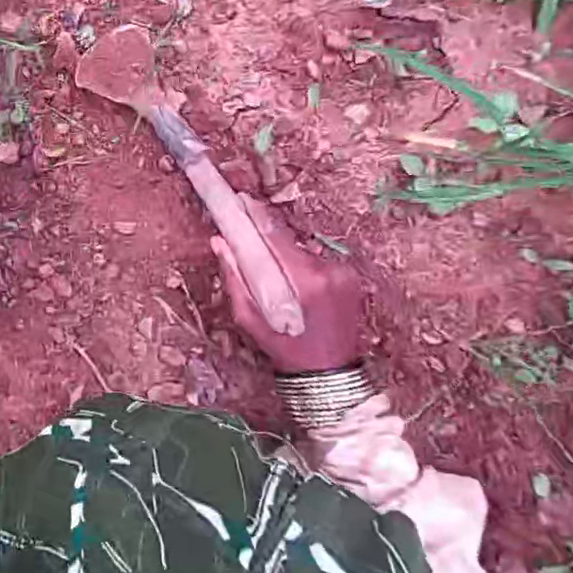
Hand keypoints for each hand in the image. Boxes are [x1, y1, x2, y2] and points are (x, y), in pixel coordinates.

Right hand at [211, 198, 368, 373]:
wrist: (328, 372)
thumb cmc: (283, 347)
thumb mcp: (249, 318)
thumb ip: (236, 278)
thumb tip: (221, 242)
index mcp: (301, 282)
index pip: (275, 235)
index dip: (257, 214)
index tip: (242, 199)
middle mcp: (326, 271)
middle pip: (289, 238)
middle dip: (268, 230)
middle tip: (249, 221)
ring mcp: (343, 272)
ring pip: (304, 247)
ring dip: (286, 249)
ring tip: (273, 264)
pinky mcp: (351, 276)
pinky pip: (319, 258)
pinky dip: (303, 263)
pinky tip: (295, 279)